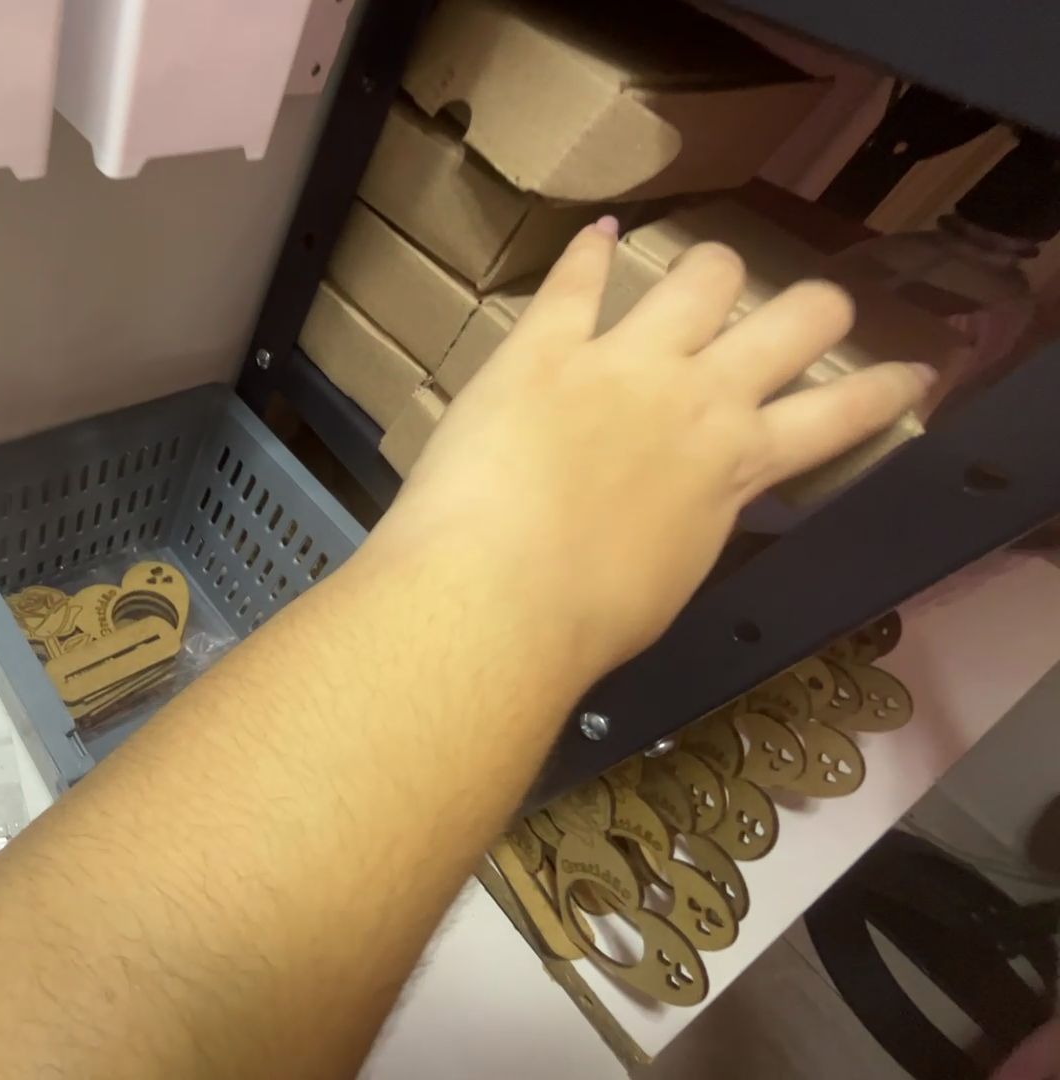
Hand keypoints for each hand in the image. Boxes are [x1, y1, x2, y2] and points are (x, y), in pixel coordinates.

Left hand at [371, 217, 933, 677]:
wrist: (496, 590)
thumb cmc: (579, 614)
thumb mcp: (666, 578)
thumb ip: (685, 525)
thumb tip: (677, 513)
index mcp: (738, 466)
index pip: (842, 411)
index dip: (882, 385)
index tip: (904, 371)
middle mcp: (699, 397)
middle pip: (798, 319)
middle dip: (808, 311)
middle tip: (790, 317)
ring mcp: (621, 364)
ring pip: (703, 277)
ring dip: (709, 271)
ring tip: (700, 272)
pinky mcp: (540, 353)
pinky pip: (573, 284)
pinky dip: (587, 256)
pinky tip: (594, 237)